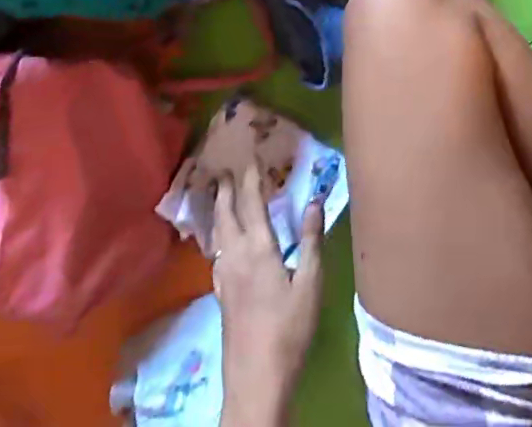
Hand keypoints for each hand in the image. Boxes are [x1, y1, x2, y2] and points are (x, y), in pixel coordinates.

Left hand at [214, 164, 324, 426]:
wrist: (256, 377)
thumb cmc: (289, 327)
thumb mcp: (311, 281)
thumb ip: (312, 239)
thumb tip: (315, 200)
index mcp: (259, 248)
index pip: (251, 203)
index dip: (250, 178)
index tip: (250, 155)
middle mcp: (235, 256)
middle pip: (225, 214)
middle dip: (225, 189)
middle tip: (224, 168)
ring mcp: (224, 276)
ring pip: (217, 233)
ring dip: (217, 209)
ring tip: (218, 194)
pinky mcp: (221, 293)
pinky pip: (216, 251)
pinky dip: (218, 233)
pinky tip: (221, 240)